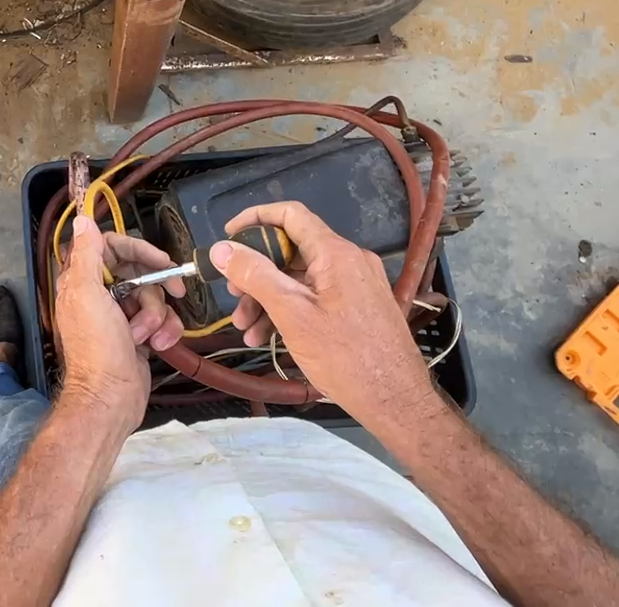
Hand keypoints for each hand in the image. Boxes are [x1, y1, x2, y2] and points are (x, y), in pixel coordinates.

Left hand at [55, 216, 185, 423]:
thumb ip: (86, 255)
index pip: (111, 246)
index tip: (159, 258)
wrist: (111, 397)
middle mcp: (100, 294)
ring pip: (153, 296)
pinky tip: (157, 345)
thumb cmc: (97, 346)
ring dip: (156, 315)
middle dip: (155, 286)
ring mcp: (121, 315)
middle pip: (138, 271)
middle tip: (175, 290)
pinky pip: (161, 319)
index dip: (136, 248)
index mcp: (82, 280)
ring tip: (145, 335)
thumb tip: (82, 219)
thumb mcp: (87, 294)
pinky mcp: (139, 334)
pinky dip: (164, 331)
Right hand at [207, 201, 439, 425]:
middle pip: (291, 251)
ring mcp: (355, 285)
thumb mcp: (292, 314)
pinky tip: (266, 337)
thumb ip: (255, 275)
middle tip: (233, 294)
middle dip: (256, 272)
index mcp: (336, 253)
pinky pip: (314, 297)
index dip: (255, 217)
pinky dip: (289, 310)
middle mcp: (348, 261)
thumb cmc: (345, 356)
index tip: (229, 236)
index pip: (291, 215)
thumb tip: (221, 248)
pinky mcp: (358, 307)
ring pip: (299, 278)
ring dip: (267, 297)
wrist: (397, 404)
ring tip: (245, 328)